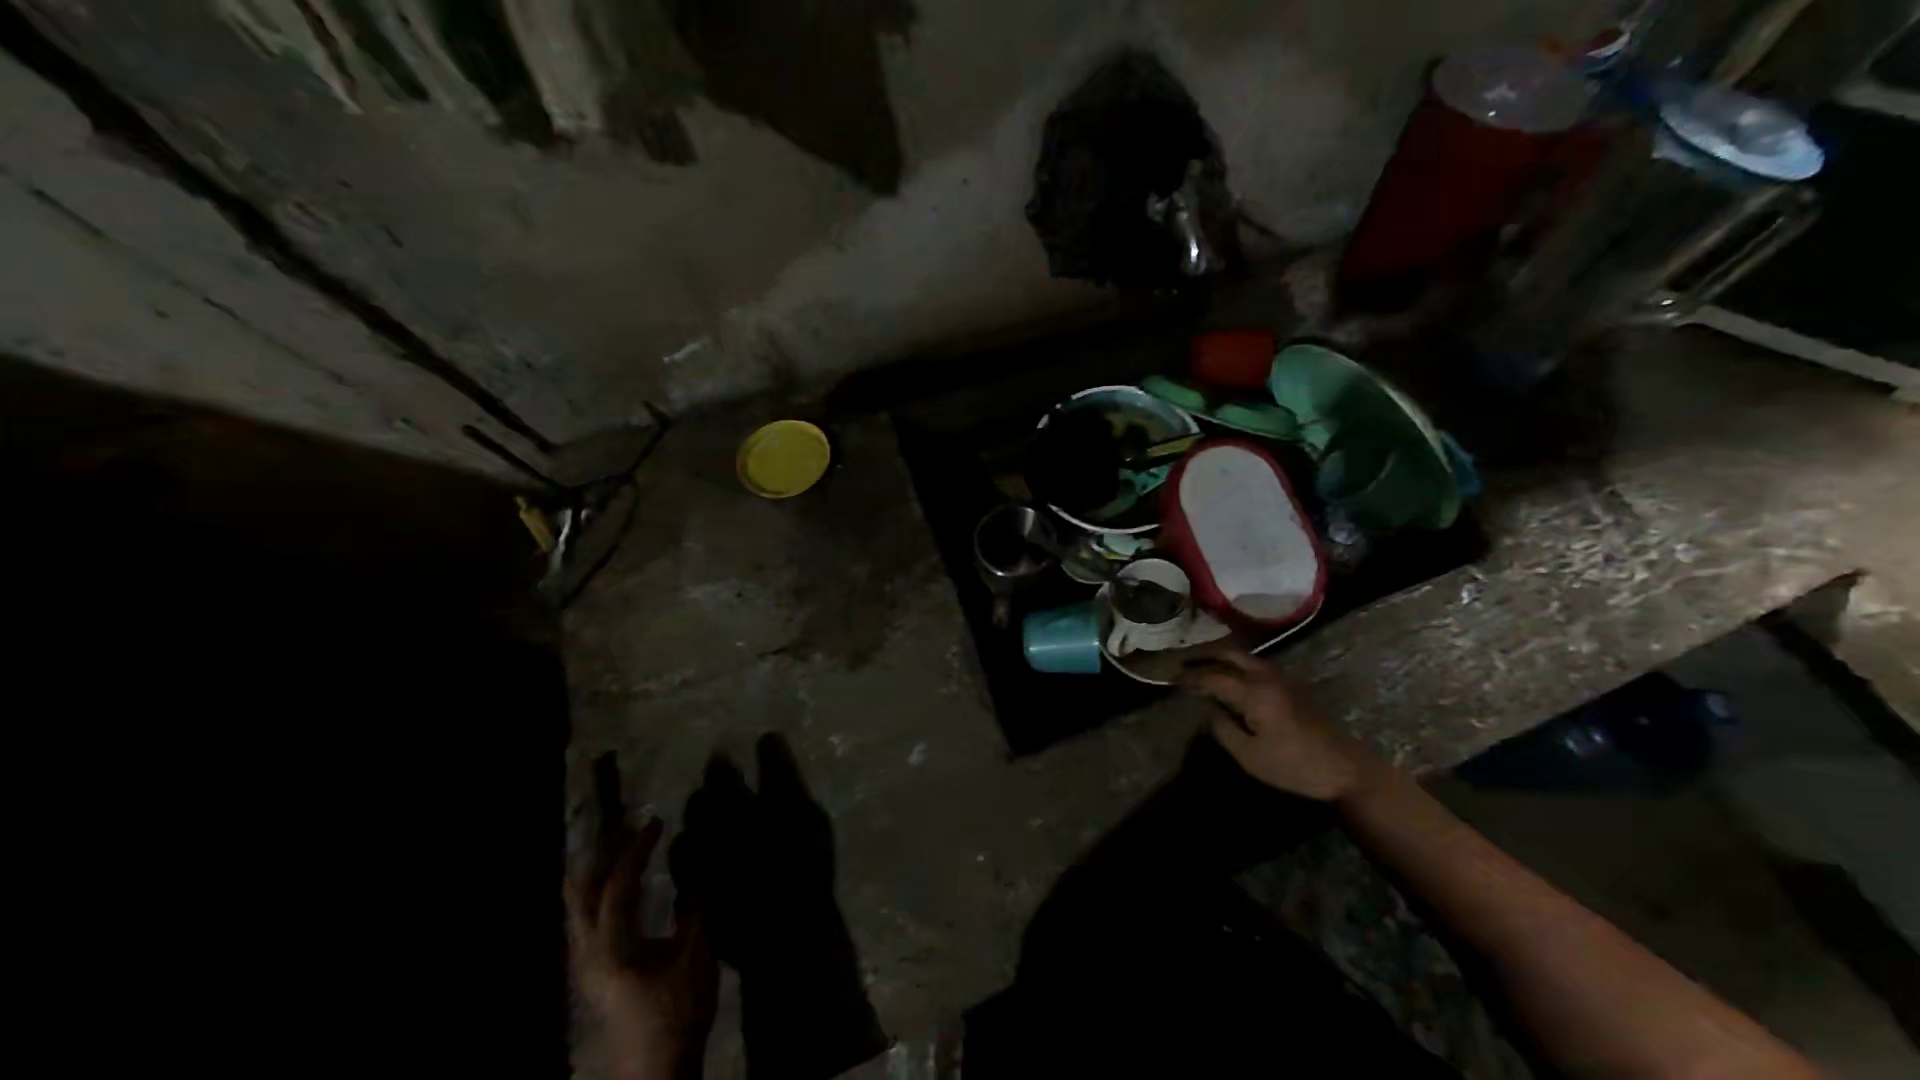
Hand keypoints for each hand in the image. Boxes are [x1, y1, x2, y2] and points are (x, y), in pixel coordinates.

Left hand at [566, 818, 718, 1079]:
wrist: (657, 1064)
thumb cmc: (679, 1007)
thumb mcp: (696, 951)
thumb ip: (692, 902)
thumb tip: (697, 858)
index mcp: (612, 945)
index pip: (619, 883)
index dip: (637, 848)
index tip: (657, 821)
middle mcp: (587, 950)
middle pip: (582, 891)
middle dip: (605, 853)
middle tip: (631, 826)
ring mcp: (583, 962)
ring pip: (577, 905)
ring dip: (598, 870)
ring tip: (622, 845)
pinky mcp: (590, 970)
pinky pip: (583, 916)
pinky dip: (598, 889)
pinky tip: (618, 884)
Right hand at [1182, 649, 1370, 800]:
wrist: (1346, 770)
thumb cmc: (1294, 766)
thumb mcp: (1249, 756)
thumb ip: (1223, 728)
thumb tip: (1208, 710)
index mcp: (1254, 692)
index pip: (1213, 676)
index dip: (1190, 677)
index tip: (1171, 678)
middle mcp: (1267, 677)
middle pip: (1230, 654)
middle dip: (1203, 656)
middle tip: (1183, 664)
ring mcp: (1283, 679)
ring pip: (1244, 657)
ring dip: (1221, 658)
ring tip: (1201, 668)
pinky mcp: (1293, 686)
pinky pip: (1256, 665)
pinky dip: (1236, 664)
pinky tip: (1229, 677)